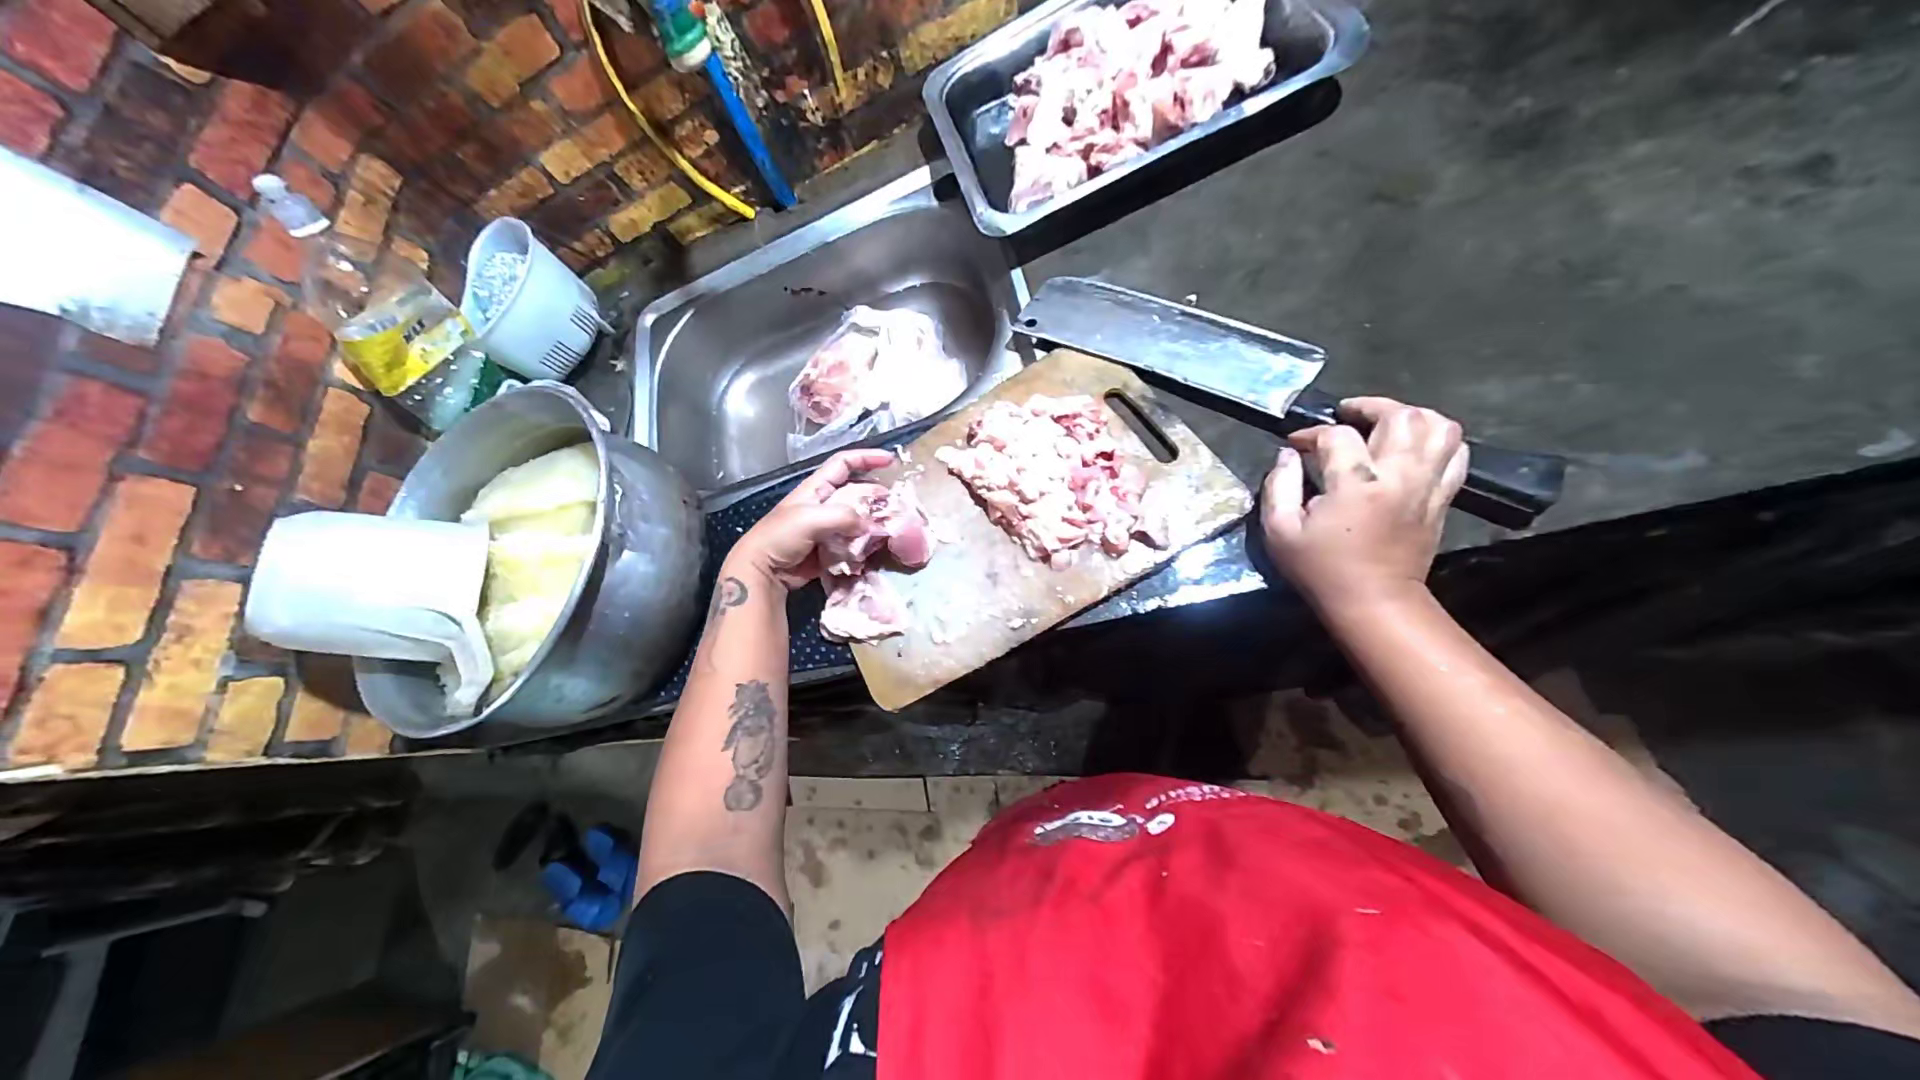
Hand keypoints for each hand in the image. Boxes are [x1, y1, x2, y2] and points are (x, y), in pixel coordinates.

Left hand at [726, 449, 895, 590]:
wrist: (764, 570)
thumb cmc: (781, 536)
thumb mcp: (811, 519)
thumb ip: (844, 516)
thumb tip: (870, 525)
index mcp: (817, 488)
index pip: (844, 463)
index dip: (867, 457)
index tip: (890, 459)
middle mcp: (824, 503)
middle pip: (857, 491)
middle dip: (876, 495)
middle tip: (894, 504)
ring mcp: (828, 527)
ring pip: (859, 518)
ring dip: (874, 521)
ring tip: (890, 527)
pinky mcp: (830, 547)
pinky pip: (854, 540)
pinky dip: (866, 543)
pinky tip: (875, 547)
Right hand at [1260, 397, 1468, 607]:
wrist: (1374, 601)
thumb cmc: (1321, 568)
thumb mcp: (1280, 531)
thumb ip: (1279, 486)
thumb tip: (1288, 454)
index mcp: (1355, 485)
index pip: (1337, 435)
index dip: (1312, 434)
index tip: (1297, 445)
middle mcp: (1398, 476)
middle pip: (1400, 416)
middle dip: (1370, 407)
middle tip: (1348, 415)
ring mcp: (1427, 485)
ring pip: (1439, 426)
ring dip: (1411, 416)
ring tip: (1385, 424)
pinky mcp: (1442, 497)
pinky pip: (1456, 453)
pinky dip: (1438, 440)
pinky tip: (1413, 446)